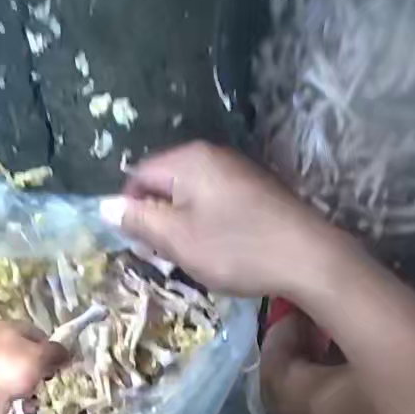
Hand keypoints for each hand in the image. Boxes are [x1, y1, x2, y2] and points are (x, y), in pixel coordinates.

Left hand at [0, 321, 68, 413]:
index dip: (50, 347)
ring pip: (13, 366)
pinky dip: (12, 388)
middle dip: (38, 365)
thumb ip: (58, 352)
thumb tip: (66, 352)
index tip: (57, 363)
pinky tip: (19, 399)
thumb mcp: (43, 356)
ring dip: (27, 379)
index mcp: (6, 325)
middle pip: (24, 350)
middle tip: (46, 378)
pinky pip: (1, 380)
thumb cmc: (13, 368)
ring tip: (32, 392)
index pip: (36, 332)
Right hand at [108, 141, 348, 298]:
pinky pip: (219, 203)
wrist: (310, 258)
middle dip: (160, 219)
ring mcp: (241, 172)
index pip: (138, 176)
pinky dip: (212, 225)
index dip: (130, 210)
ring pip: (194, 196)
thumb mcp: (179, 239)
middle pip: (167, 184)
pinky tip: (225, 250)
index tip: (139, 244)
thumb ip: (139, 220)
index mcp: (189, 160)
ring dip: (186, 226)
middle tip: (167, 255)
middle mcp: (214, 156)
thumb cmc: (237, 249)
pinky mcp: (260, 191)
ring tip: (196, 257)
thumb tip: (104, 206)